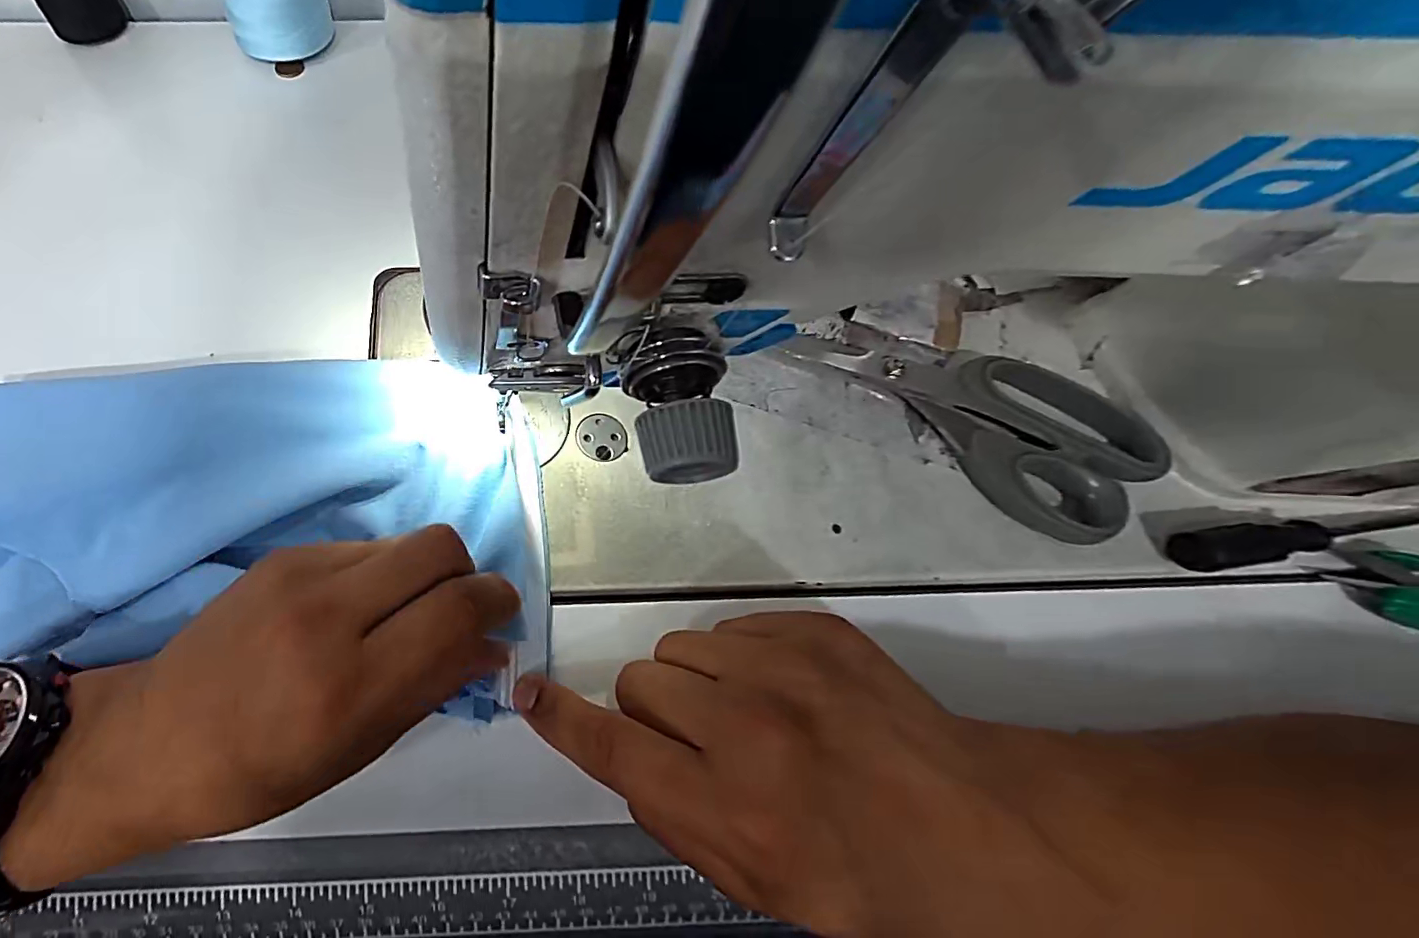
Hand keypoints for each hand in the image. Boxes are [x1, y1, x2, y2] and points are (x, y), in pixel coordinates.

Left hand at [1, 526, 519, 886]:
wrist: (154, 737)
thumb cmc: (259, 771)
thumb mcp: (356, 750)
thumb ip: (431, 688)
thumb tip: (489, 645)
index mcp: (349, 683)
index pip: (455, 610)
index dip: (495, 602)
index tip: (502, 614)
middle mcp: (327, 613)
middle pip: (439, 547)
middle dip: (468, 573)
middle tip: (461, 608)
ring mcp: (300, 573)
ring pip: (403, 542)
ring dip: (422, 574)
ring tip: (401, 616)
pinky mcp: (283, 555)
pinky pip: (361, 549)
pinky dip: (380, 573)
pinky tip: (357, 610)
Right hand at [514, 612, 1118, 937]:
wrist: (987, 833)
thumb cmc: (872, 884)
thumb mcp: (761, 888)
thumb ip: (676, 821)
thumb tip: (630, 763)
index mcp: (730, 805)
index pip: (611, 744)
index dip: (560, 718)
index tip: (529, 692)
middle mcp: (746, 726)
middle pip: (639, 680)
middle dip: (654, 711)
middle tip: (700, 741)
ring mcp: (784, 667)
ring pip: (680, 647)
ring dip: (697, 681)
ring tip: (748, 714)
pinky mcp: (814, 630)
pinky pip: (732, 628)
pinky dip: (743, 658)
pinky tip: (789, 694)